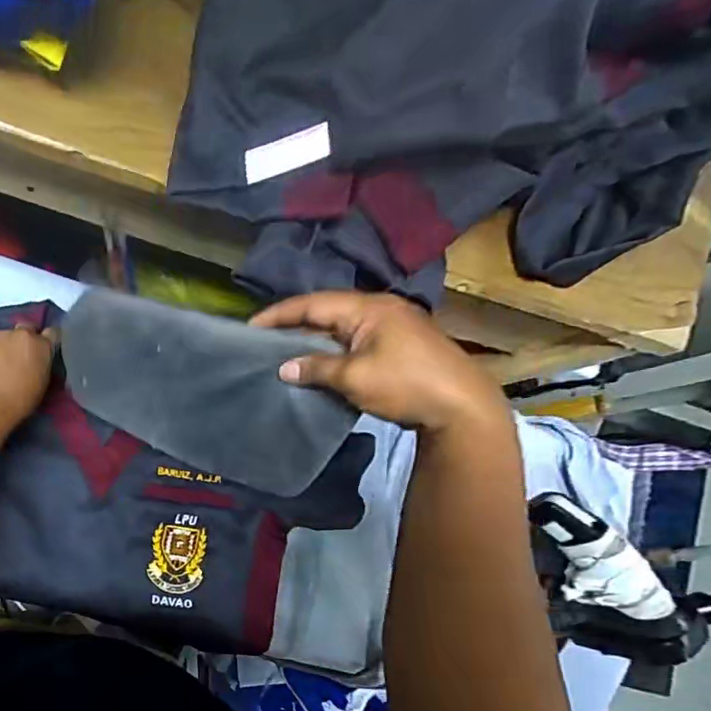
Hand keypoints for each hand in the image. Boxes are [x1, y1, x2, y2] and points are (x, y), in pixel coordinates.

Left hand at [0, 324, 57, 423]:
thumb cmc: (20, 401)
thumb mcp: (41, 384)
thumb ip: (41, 365)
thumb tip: (36, 361)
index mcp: (43, 346)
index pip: (51, 333)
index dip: (45, 341)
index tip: (39, 351)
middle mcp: (23, 334)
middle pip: (25, 329)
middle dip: (22, 340)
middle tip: (15, 358)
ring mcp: (0, 334)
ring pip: (2, 336)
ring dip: (0, 347)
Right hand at [253, 291, 508, 433]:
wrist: (461, 407)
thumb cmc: (406, 385)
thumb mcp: (354, 377)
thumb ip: (316, 368)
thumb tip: (284, 367)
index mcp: (369, 309)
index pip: (314, 304)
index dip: (279, 314)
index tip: (249, 326)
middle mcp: (380, 311)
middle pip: (326, 312)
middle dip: (292, 325)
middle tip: (260, 340)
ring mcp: (391, 328)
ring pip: (338, 329)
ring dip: (310, 340)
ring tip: (280, 353)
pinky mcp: (396, 347)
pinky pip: (351, 342)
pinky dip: (328, 351)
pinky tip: (313, 365)